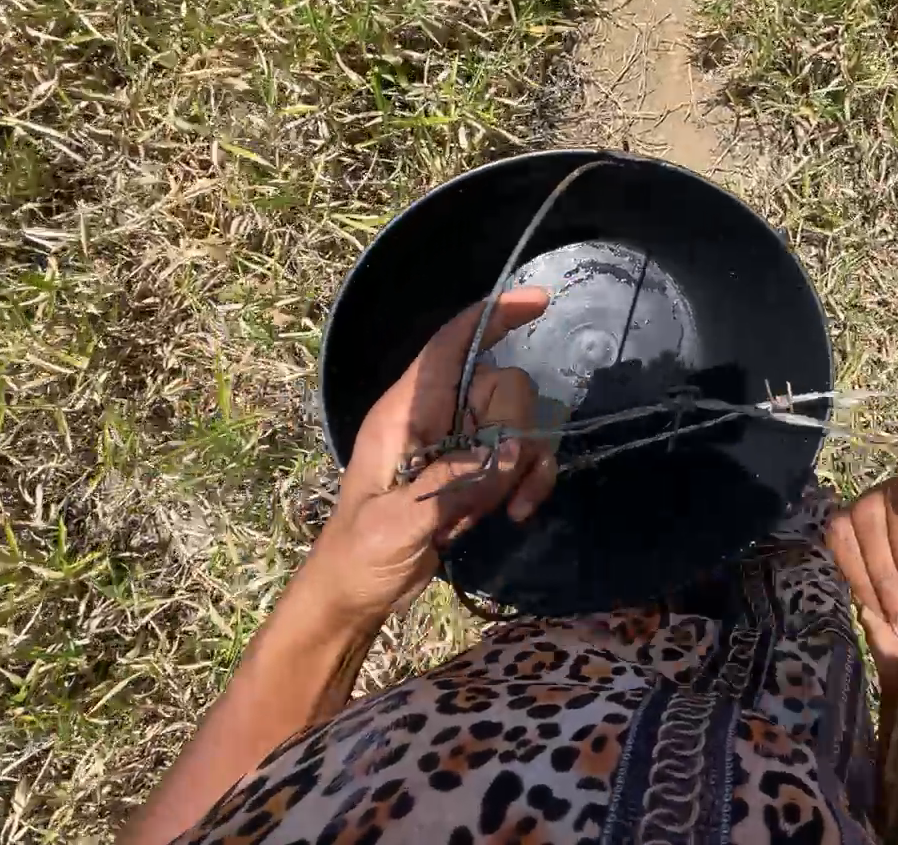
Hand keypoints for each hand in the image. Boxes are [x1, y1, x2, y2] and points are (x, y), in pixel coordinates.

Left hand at [287, 289, 559, 629]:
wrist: (359, 594)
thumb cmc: (360, 555)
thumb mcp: (395, 525)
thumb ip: (450, 485)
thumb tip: (509, 453)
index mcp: (407, 411)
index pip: (451, 345)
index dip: (492, 317)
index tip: (538, 302)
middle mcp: (440, 415)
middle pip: (503, 386)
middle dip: (517, 430)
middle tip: (503, 482)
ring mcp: (463, 442)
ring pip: (522, 423)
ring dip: (527, 466)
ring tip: (510, 508)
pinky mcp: (480, 469)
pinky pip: (525, 456)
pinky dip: (531, 481)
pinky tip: (517, 513)